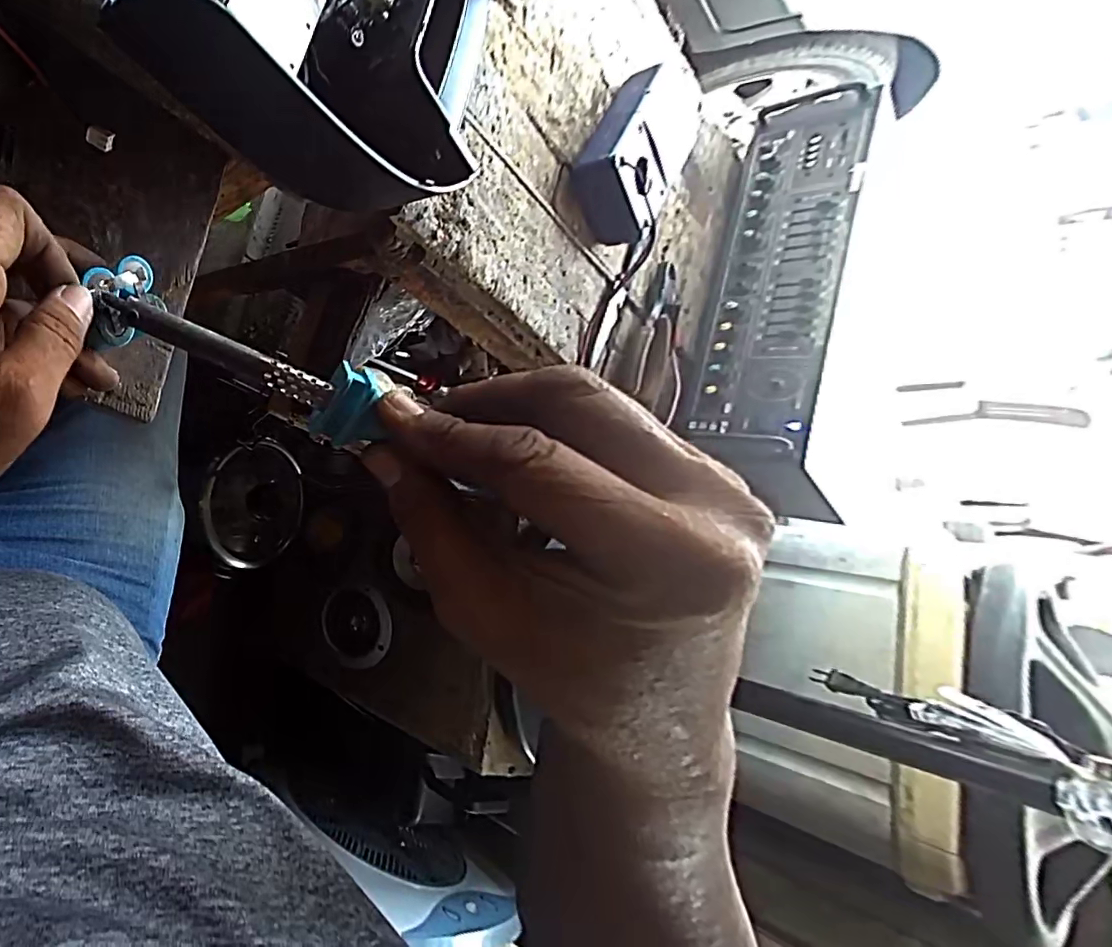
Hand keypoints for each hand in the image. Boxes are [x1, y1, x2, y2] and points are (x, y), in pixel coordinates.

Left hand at [0, 186, 112, 598]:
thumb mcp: (18, 397)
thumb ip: (57, 335)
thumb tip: (80, 296)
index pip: (11, 214)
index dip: (55, 249)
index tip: (78, 302)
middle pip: (10, 257)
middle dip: (63, 298)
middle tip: (103, 340)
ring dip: (47, 333)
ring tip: (92, 380)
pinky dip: (16, 346)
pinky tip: (57, 385)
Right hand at [361, 366, 772, 799]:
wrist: (653, 712)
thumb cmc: (570, 675)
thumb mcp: (479, 607)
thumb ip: (428, 520)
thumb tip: (388, 452)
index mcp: (665, 557)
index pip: (535, 459)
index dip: (451, 433)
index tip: (396, 418)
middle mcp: (713, 505)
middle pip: (576, 401)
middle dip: (485, 400)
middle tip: (429, 420)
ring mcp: (722, 484)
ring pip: (594, 401)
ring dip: (514, 408)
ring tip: (462, 438)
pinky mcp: (711, 476)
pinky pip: (614, 421)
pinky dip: (548, 427)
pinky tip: (509, 455)